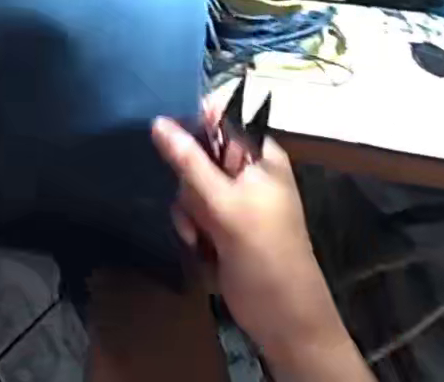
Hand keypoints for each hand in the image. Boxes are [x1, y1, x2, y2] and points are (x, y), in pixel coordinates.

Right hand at [151, 107, 364, 377]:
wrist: (287, 326)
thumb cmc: (266, 258)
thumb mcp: (225, 206)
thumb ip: (189, 161)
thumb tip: (156, 121)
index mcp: (258, 154)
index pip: (219, 116)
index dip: (191, 119)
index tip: (166, 132)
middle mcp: (245, 169)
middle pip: (197, 148)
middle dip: (187, 176)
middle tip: (195, 200)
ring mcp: (232, 196)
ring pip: (188, 179)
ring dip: (187, 207)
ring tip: (199, 233)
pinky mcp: (220, 220)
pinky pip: (189, 205)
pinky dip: (189, 223)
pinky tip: (198, 244)